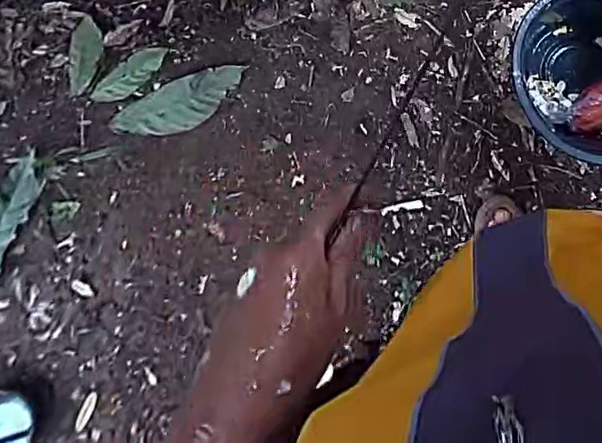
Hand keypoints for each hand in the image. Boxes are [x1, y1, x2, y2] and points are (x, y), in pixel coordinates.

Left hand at [169, 189, 369, 442]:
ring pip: (294, 256)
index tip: (368, 195)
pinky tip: (295, 319)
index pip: (331, 204)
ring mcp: (251, 273)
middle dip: (332, 244)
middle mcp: (271, 253)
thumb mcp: (337, 307)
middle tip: (351, 268)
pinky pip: (275, 276)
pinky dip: (290, 286)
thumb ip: (349, 255)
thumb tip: (360, 221)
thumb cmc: (288, 363)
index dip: (354, 197)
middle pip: (312, 233)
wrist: (233, 408)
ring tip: (320, 308)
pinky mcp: (238, 294)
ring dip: (311, 268)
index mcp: (300, 250)